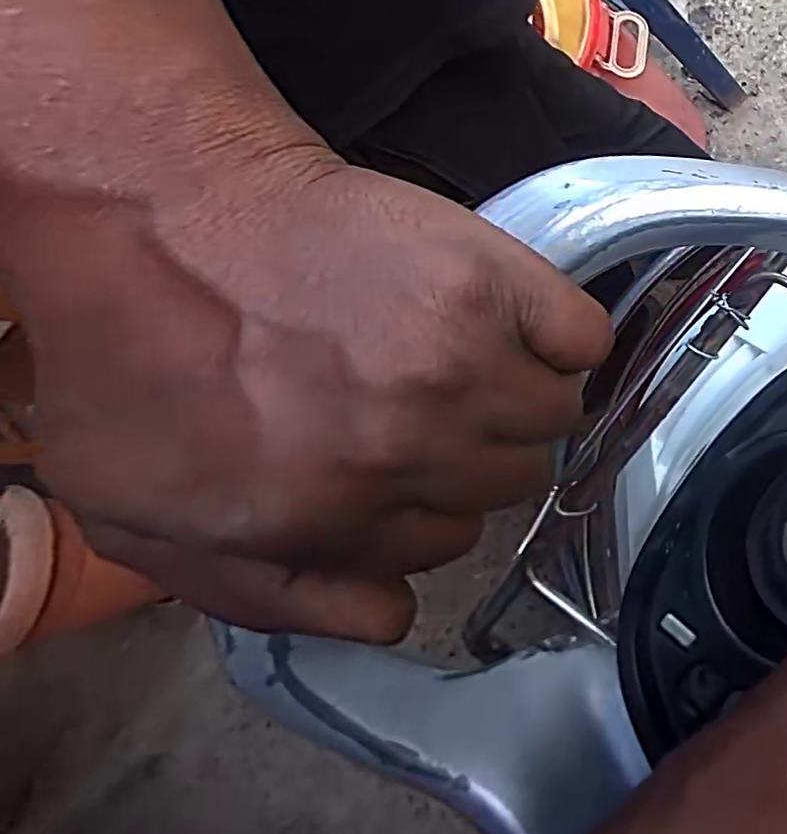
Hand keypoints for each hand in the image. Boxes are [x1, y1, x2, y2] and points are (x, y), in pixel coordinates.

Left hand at [12, 145, 610, 641]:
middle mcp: (400, 445)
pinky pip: (587, 341)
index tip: (425, 455)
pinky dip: (565, 334)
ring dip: (529, 386)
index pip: (453, 539)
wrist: (162, 215)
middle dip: (486, 441)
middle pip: (519, 474)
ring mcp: (459, 362)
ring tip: (475, 348)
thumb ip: (271, 589)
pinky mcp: (499, 289)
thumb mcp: (153, 508)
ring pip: (560, 410)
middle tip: (444, 392)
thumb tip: (398, 617)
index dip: (439, 496)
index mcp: (321, 512)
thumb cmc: (151, 351)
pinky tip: (518, 320)